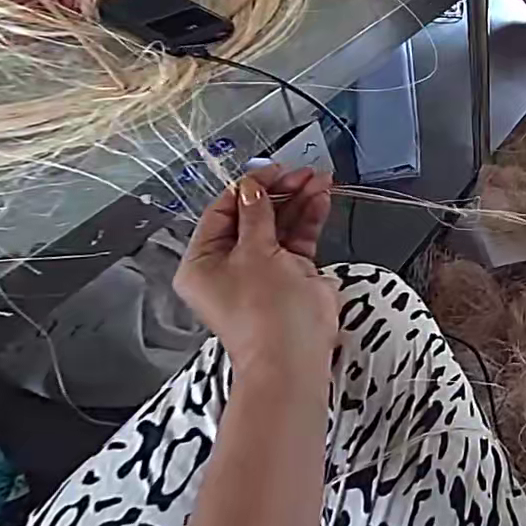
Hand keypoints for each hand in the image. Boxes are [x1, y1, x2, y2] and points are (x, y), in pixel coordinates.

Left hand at [175, 165, 336, 380]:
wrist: (295, 355)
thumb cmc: (263, 310)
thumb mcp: (253, 253)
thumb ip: (256, 214)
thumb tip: (252, 187)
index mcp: (204, 262)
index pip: (222, 212)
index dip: (247, 188)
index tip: (271, 171)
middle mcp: (231, 264)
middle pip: (254, 215)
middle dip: (280, 191)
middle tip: (301, 173)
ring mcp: (263, 268)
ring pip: (280, 223)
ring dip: (299, 199)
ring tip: (319, 179)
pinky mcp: (291, 273)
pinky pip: (298, 238)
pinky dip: (310, 217)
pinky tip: (321, 197)